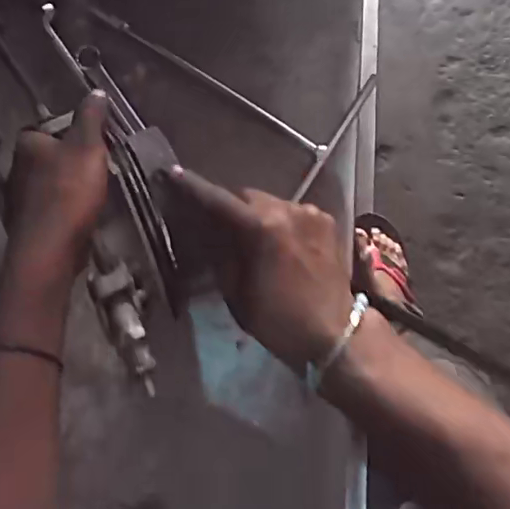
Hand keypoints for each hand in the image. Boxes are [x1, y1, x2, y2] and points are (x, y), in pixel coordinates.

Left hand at [1, 91, 109, 287]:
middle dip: (69, 158)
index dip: (68, 131)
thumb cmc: (69, 190)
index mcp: (26, 144)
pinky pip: (50, 207)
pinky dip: (64, 207)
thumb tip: (96, 92)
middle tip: (98, 163)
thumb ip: (91, 118)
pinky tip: (82, 213)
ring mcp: (18, 199)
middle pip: (47, 155)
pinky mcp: (28, 225)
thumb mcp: (88, 145)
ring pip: (48, 182)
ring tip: (94, 189)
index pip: (45, 127)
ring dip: (67, 184)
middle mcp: (15, 168)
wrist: (50, 249)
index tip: (91, 138)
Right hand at [168, 166, 355, 368]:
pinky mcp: (327, 220)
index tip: (174, 174)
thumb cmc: (279, 320)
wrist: (335, 334)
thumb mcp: (238, 292)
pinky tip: (282, 244)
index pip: (220, 201)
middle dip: (231, 207)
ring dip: (258, 215)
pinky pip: (293, 212)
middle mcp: (288, 209)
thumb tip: (206, 229)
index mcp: (263, 228)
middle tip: (219, 225)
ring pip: (272, 203)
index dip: (194, 188)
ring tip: (254, 239)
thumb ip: (220, 253)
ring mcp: (311, 212)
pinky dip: (281, 222)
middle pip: (248, 196)